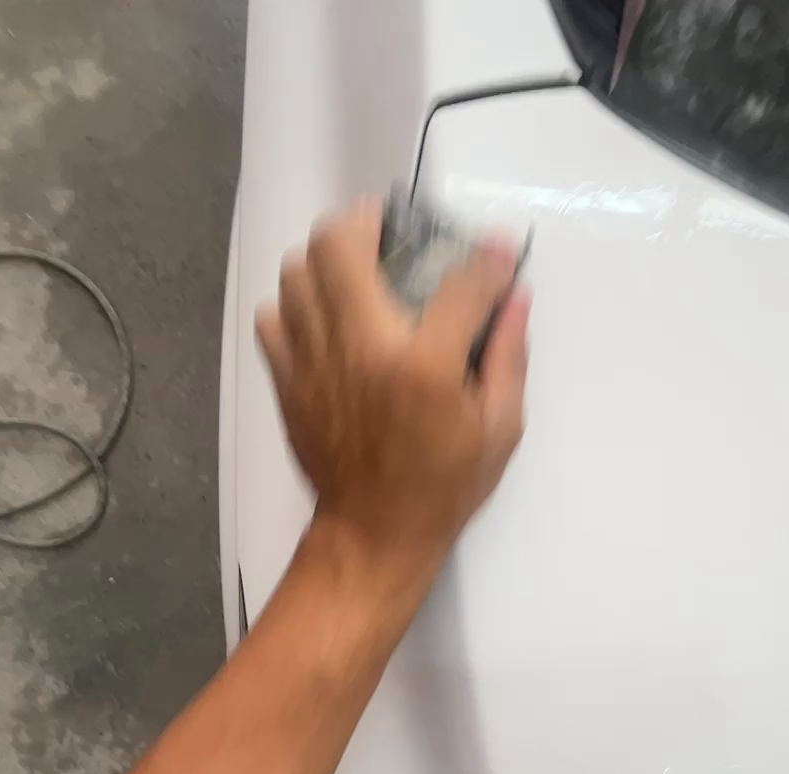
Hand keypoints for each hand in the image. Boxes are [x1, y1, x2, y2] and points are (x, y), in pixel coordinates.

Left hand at [255, 200, 531, 572]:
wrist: (375, 533)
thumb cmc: (444, 486)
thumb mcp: (500, 430)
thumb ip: (509, 357)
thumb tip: (516, 295)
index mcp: (424, 366)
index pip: (461, 282)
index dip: (487, 258)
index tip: (496, 251)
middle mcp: (362, 350)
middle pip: (339, 245)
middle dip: (369, 224)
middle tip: (390, 237)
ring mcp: (315, 363)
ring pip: (296, 271)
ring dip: (328, 262)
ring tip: (354, 278)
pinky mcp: (288, 382)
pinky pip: (273, 318)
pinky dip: (295, 307)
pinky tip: (323, 323)